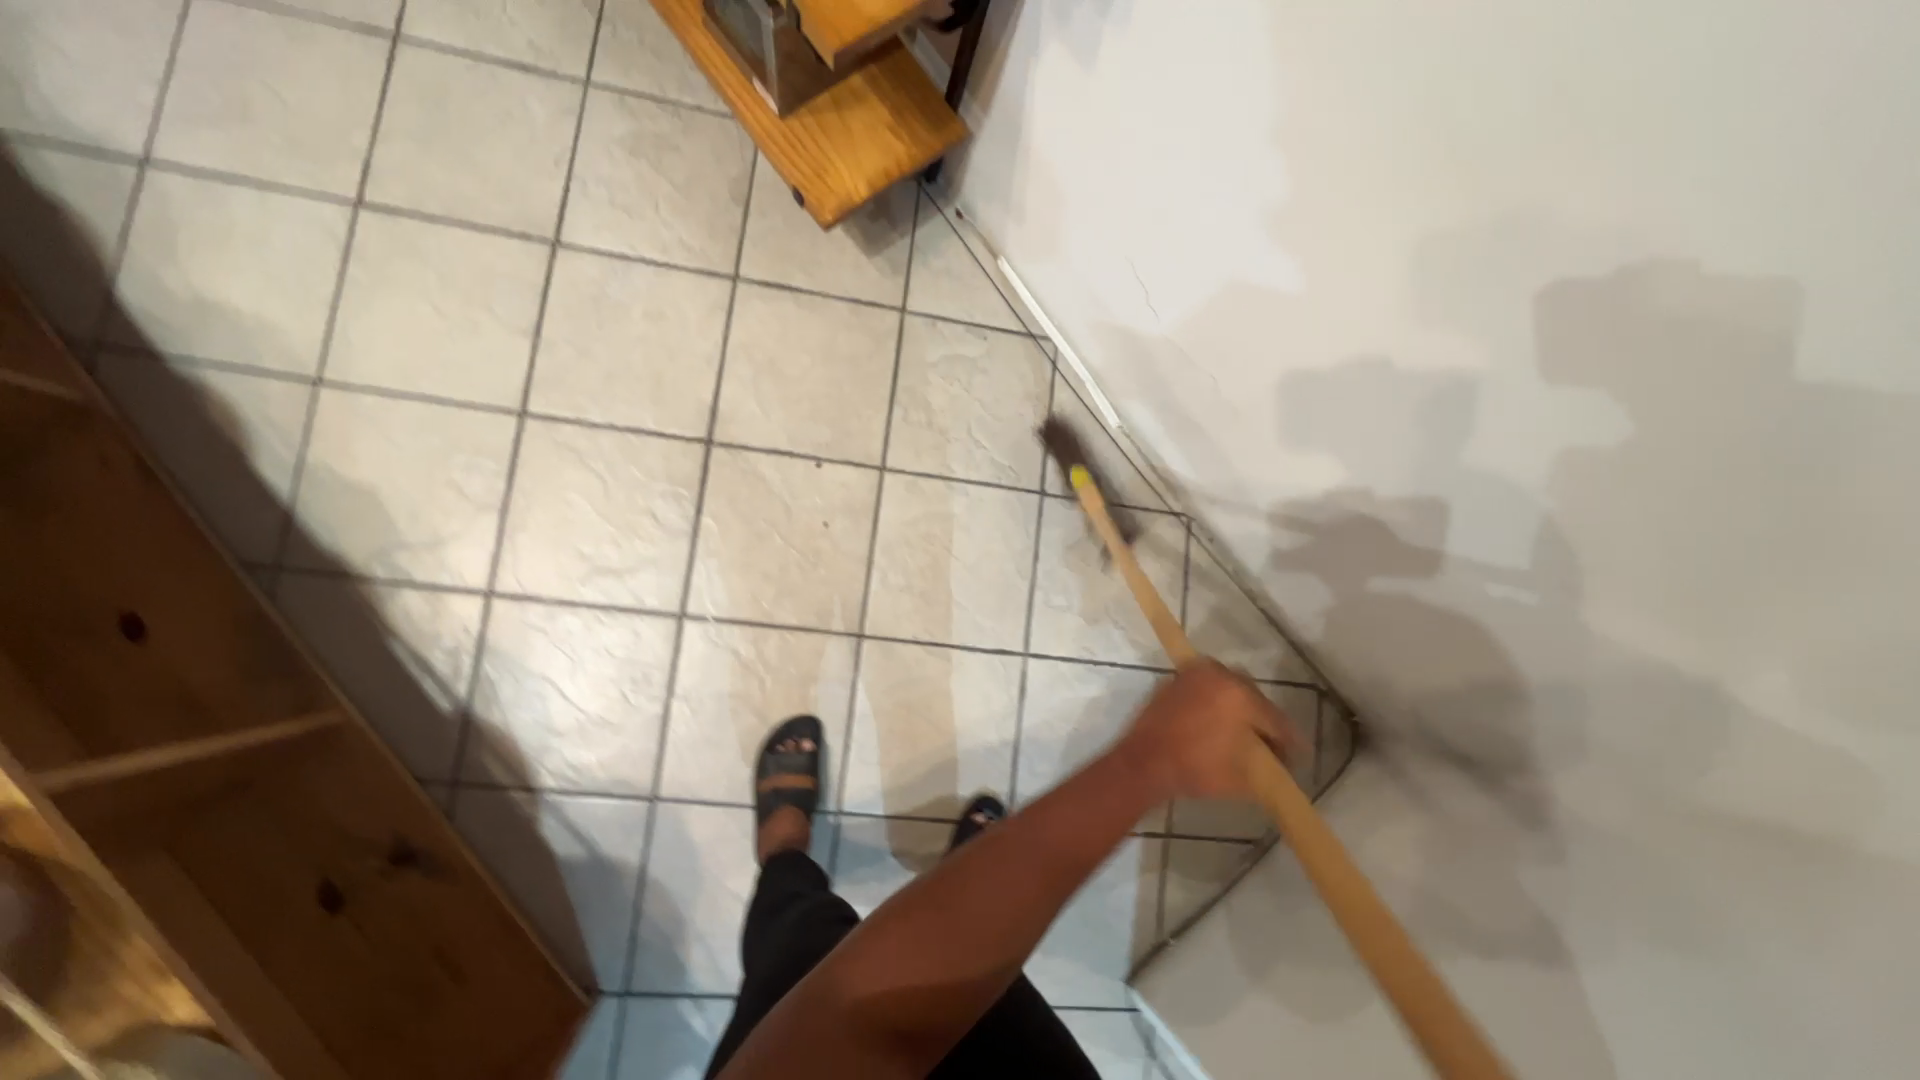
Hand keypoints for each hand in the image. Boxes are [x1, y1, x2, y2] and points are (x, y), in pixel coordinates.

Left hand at [1115, 659, 1302, 800]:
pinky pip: (1203, 687)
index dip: (1288, 740)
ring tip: (1240, 731)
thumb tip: (1280, 764)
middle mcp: (1219, 676)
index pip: (1275, 718)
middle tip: (1266, 741)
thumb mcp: (1242, 777)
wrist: (1144, 763)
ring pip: (1226, 686)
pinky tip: (1213, 721)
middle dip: (1261, 718)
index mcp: (1240, 695)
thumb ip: (1268, 767)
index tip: (1297, 754)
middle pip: (1252, 696)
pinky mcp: (1174, 681)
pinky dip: (1212, 700)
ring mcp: (1193, 675)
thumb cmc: (1195, 769)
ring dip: (1237, 705)